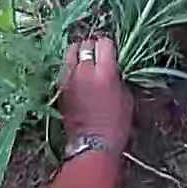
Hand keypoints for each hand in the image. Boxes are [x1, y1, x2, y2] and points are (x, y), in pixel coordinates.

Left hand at [60, 35, 132, 158]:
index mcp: (105, 71)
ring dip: (78, 52)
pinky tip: (77, 73)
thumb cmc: (116, 124)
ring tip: (84, 60)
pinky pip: (64, 67)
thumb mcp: (126, 96)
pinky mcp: (60, 87)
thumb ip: (118, 76)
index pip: (104, 43)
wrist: (93, 145)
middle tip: (98, 53)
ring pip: (70, 51)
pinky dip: (70, 66)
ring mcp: (69, 78)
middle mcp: (85, 71)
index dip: (108, 44)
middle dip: (92, 46)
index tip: (110, 50)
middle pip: (85, 44)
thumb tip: (112, 67)